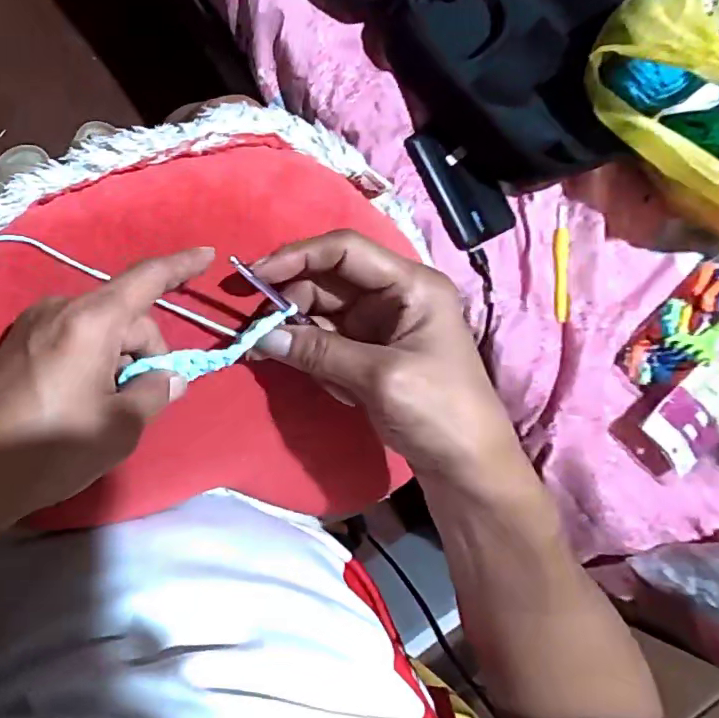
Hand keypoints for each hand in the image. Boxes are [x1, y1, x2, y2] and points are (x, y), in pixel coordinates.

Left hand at [0, 246, 213, 526]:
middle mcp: (60, 309)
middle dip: (144, 349)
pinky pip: (71, 336)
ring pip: (97, 327)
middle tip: (142, 399)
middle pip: (123, 313)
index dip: (180, 266)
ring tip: (106, 406)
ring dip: (116, 356)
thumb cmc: (52, 449)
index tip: (208, 254)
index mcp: (90, 321)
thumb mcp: (120, 428)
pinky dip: (91, 357)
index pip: (146, 279)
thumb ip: (154, 393)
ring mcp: (33, 323)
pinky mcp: (16, 343)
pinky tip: (80, 398)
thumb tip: (170, 377)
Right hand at [248, 231, 523, 486]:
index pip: (345, 251)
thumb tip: (262, 336)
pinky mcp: (364, 351)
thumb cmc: (440, 412)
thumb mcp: (380, 378)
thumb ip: (320, 351)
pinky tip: (298, 368)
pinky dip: (304, 350)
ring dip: (289, 327)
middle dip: (286, 298)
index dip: (297, 256)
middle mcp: (391, 296)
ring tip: (261, 351)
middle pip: (325, 279)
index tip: (255, 276)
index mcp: (410, 286)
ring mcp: (376, 324)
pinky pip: (321, 338)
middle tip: (252, 328)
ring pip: (317, 310)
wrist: (466, 466)